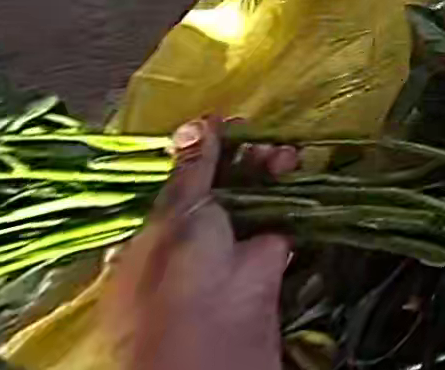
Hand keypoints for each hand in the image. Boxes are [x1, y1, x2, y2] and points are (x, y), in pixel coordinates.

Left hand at [103, 118, 299, 369]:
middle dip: (238, 155)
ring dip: (265, 164)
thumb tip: (195, 122)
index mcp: (152, 235)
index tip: (218, 126)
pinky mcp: (270, 241)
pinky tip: (293, 165)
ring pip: (253, 188)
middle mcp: (190, 235)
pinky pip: (281, 203)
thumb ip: (193, 168)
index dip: (198, 154)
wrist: (221, 323)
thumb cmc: (180, 272)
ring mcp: (232, 239)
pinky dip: (288, 181)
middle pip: (219, 181)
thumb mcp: (179, 213)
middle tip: (252, 133)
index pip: (176, 184)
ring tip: (278, 154)